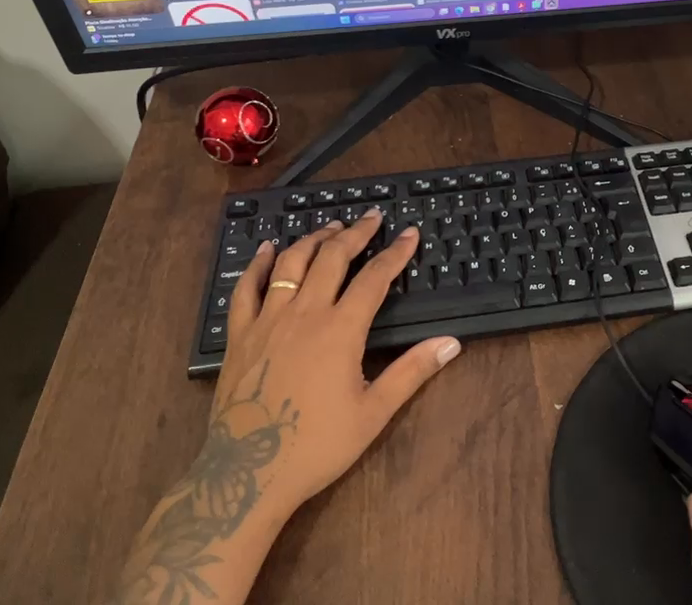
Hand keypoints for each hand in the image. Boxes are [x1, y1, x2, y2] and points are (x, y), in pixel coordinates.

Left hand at [114, 210, 456, 604]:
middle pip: (332, 258)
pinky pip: (247, 288)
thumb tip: (451, 342)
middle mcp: (304, 313)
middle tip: (371, 218)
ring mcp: (267, 321)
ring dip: (313, 240)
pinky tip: (268, 249)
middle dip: (355, 233)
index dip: (395, 253)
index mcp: (340, 330)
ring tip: (330, 228)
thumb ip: (412, 372)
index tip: (409, 233)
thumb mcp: (374, 413)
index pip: (374, 278)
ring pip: (291, 264)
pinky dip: (259, 263)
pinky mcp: (240, 335)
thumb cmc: (317, 446)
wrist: (248, 474)